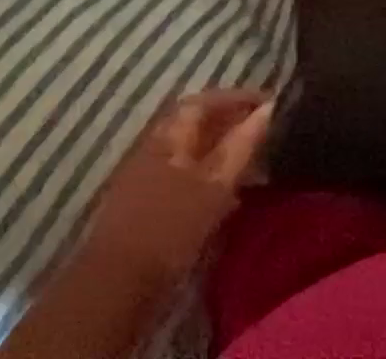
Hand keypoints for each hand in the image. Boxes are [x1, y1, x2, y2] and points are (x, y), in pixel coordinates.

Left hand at [81, 90, 274, 280]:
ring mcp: (145, 180)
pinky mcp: (146, 209)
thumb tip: (268, 109)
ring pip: (190, 155)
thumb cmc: (170, 227)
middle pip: (194, 126)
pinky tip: (228, 199)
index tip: (268, 103)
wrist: (116, 288)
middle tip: (265, 133)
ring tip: (254, 165)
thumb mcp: (215, 184)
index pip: (203, 102)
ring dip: (221, 153)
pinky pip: (184, 180)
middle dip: (231, 124)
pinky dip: (209, 180)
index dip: (236, 98)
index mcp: (168, 138)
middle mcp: (154, 151)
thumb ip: (242, 145)